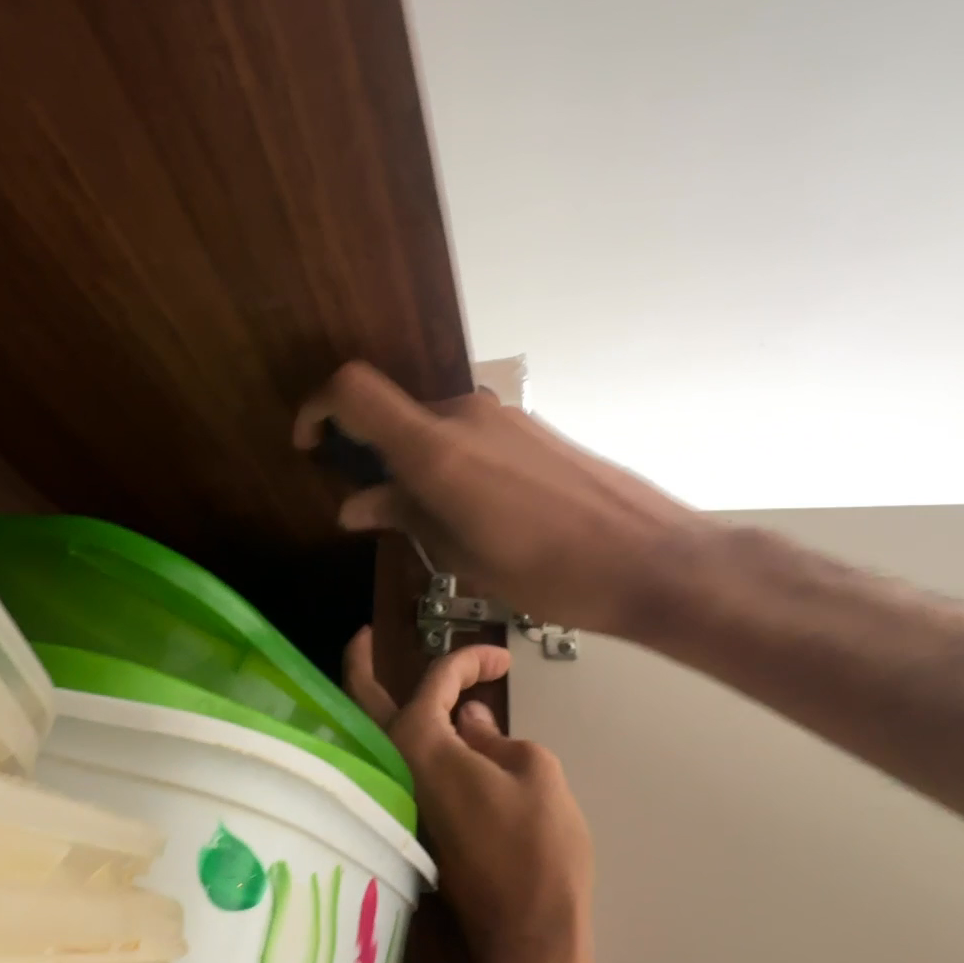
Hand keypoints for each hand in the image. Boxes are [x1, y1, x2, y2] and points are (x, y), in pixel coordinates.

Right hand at [296, 361, 713, 637]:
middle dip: (373, 456)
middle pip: (392, 415)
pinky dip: (452, 462)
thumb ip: (403, 517)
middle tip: (382, 513)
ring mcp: (502, 416)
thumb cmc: (549, 571)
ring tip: (439, 524)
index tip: (310, 445)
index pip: (353, 391)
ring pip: (432, 428)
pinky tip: (481, 512)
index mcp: (436, 447)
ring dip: (416, 463)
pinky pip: (469, 435)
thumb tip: (354, 506)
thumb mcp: (462, 556)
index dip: (318, 408)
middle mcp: (464, 415)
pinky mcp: (530, 427)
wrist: (653, 558)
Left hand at [342, 628, 593, 962]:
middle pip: (362, 700)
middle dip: (361, 662)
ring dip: (384, 703)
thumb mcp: (534, 771)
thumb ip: (497, 734)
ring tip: (402, 679)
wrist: (527, 936)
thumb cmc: (536, 849)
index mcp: (418, 741)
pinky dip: (405, 739)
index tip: (501, 660)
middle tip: (366, 637)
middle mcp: (390, 763)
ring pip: (375, 734)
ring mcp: (391, 795)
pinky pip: (394, 763)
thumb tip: (471, 720)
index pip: (436, 679)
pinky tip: (433, 736)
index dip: (470, 660)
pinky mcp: (403, 822)